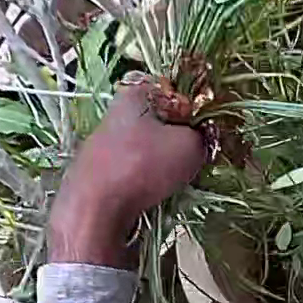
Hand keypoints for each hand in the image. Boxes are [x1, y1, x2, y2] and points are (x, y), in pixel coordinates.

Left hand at [48, 81, 206, 266]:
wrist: (94, 208)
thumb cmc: (142, 166)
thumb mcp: (190, 145)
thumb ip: (203, 136)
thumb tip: (203, 138)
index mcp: (136, 94)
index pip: (179, 95)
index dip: (199, 115)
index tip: (208, 135)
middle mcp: (116, 113)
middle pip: (163, 124)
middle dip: (182, 141)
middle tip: (196, 159)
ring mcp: (104, 143)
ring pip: (150, 150)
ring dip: (166, 164)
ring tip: (176, 180)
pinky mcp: (99, 171)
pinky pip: (136, 171)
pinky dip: (148, 180)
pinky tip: (155, 194)